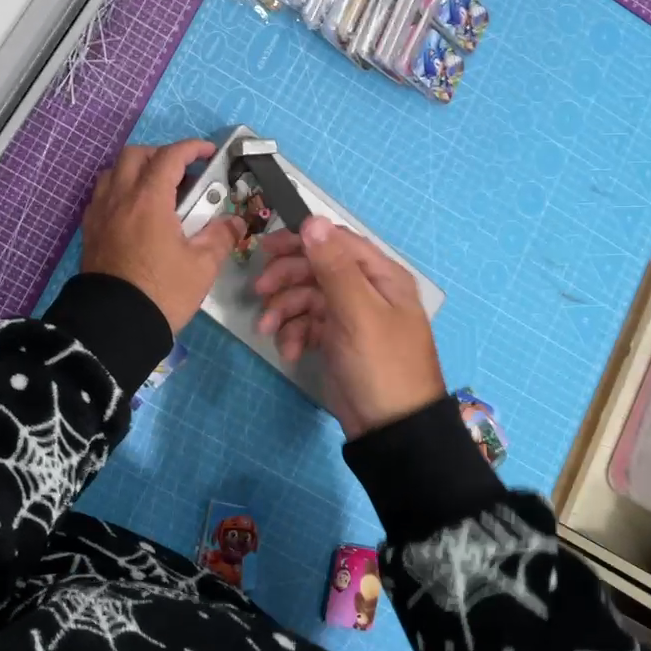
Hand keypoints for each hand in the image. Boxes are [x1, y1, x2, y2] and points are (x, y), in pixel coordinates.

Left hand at [81, 140, 245, 335]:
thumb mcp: (201, 266)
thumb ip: (220, 237)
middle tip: (182, 173)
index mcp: (148, 199)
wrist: (115, 324)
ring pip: (113, 172)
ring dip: (136, 171)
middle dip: (160, 155)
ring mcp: (100, 213)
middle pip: (135, 155)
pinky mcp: (89, 230)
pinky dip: (120, 191)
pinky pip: (102, 196)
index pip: (169, 157)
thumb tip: (234, 222)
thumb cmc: (161, 291)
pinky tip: (135, 214)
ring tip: (158, 192)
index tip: (208, 153)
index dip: (191, 149)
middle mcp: (119, 198)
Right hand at [253, 215, 444, 438]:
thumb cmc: (381, 365)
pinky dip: (293, 333)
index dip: (300, 241)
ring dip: (283, 310)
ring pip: (305, 296)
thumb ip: (334, 266)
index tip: (266, 247)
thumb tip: (312, 220)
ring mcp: (350, 315)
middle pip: (315, 267)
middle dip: (286, 279)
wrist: (391, 430)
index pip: (335, 241)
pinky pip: (306, 323)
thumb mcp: (358, 312)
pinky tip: (289, 351)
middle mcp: (366, 289)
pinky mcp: (336, 339)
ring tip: (267, 331)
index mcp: (380, 275)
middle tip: (259, 291)